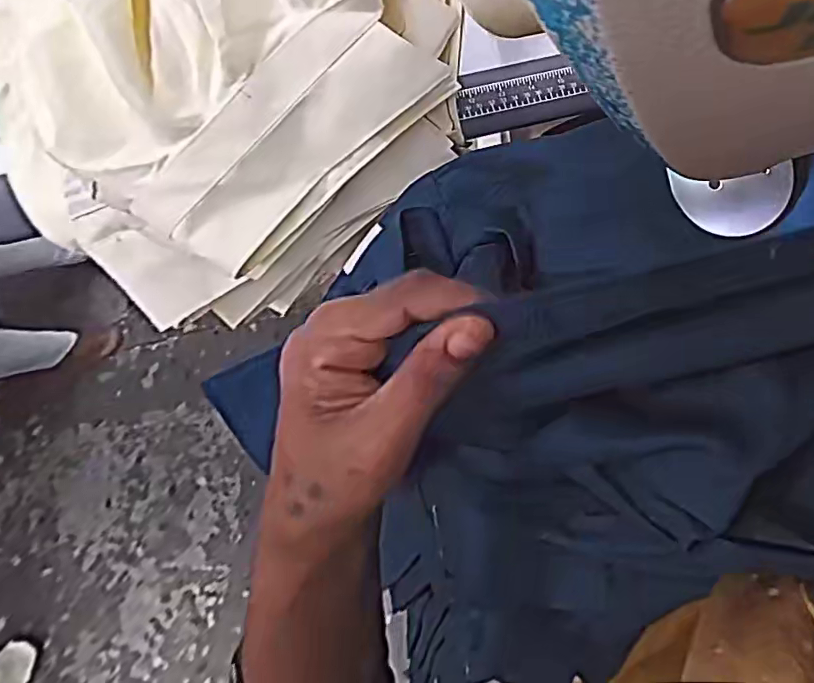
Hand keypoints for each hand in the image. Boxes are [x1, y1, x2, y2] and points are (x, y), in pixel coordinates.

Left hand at [262, 272, 494, 550]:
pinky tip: (462, 344)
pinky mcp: (363, 343)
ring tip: (487, 337)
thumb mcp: (385, 435)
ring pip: (415, 301)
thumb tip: (478, 326)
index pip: (404, 296)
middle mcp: (331, 323)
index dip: (457, 300)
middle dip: (458, 307)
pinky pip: (412, 319)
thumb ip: (430, 375)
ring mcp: (346, 331)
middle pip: (411, 292)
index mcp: (324, 337)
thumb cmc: (333, 488)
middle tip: (500, 330)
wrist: (313, 522)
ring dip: (453, 317)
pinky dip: (442, 328)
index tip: (500, 320)